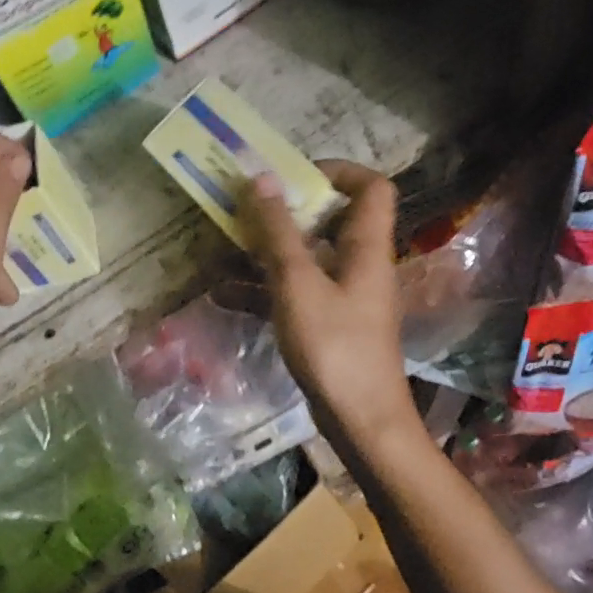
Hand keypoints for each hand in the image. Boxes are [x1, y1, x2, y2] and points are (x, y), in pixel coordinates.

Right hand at [239, 161, 421, 447]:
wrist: (361, 420)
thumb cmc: (334, 347)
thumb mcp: (298, 284)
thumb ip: (278, 232)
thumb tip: (262, 177)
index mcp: (366, 247)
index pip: (371, 187)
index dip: (337, 172)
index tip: (290, 178)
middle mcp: (359, 265)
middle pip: (329, 222)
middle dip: (283, 214)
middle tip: (243, 211)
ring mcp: (343, 298)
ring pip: (305, 260)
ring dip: (265, 254)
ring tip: (221, 251)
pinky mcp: (327, 326)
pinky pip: (293, 296)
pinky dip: (262, 292)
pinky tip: (222, 295)